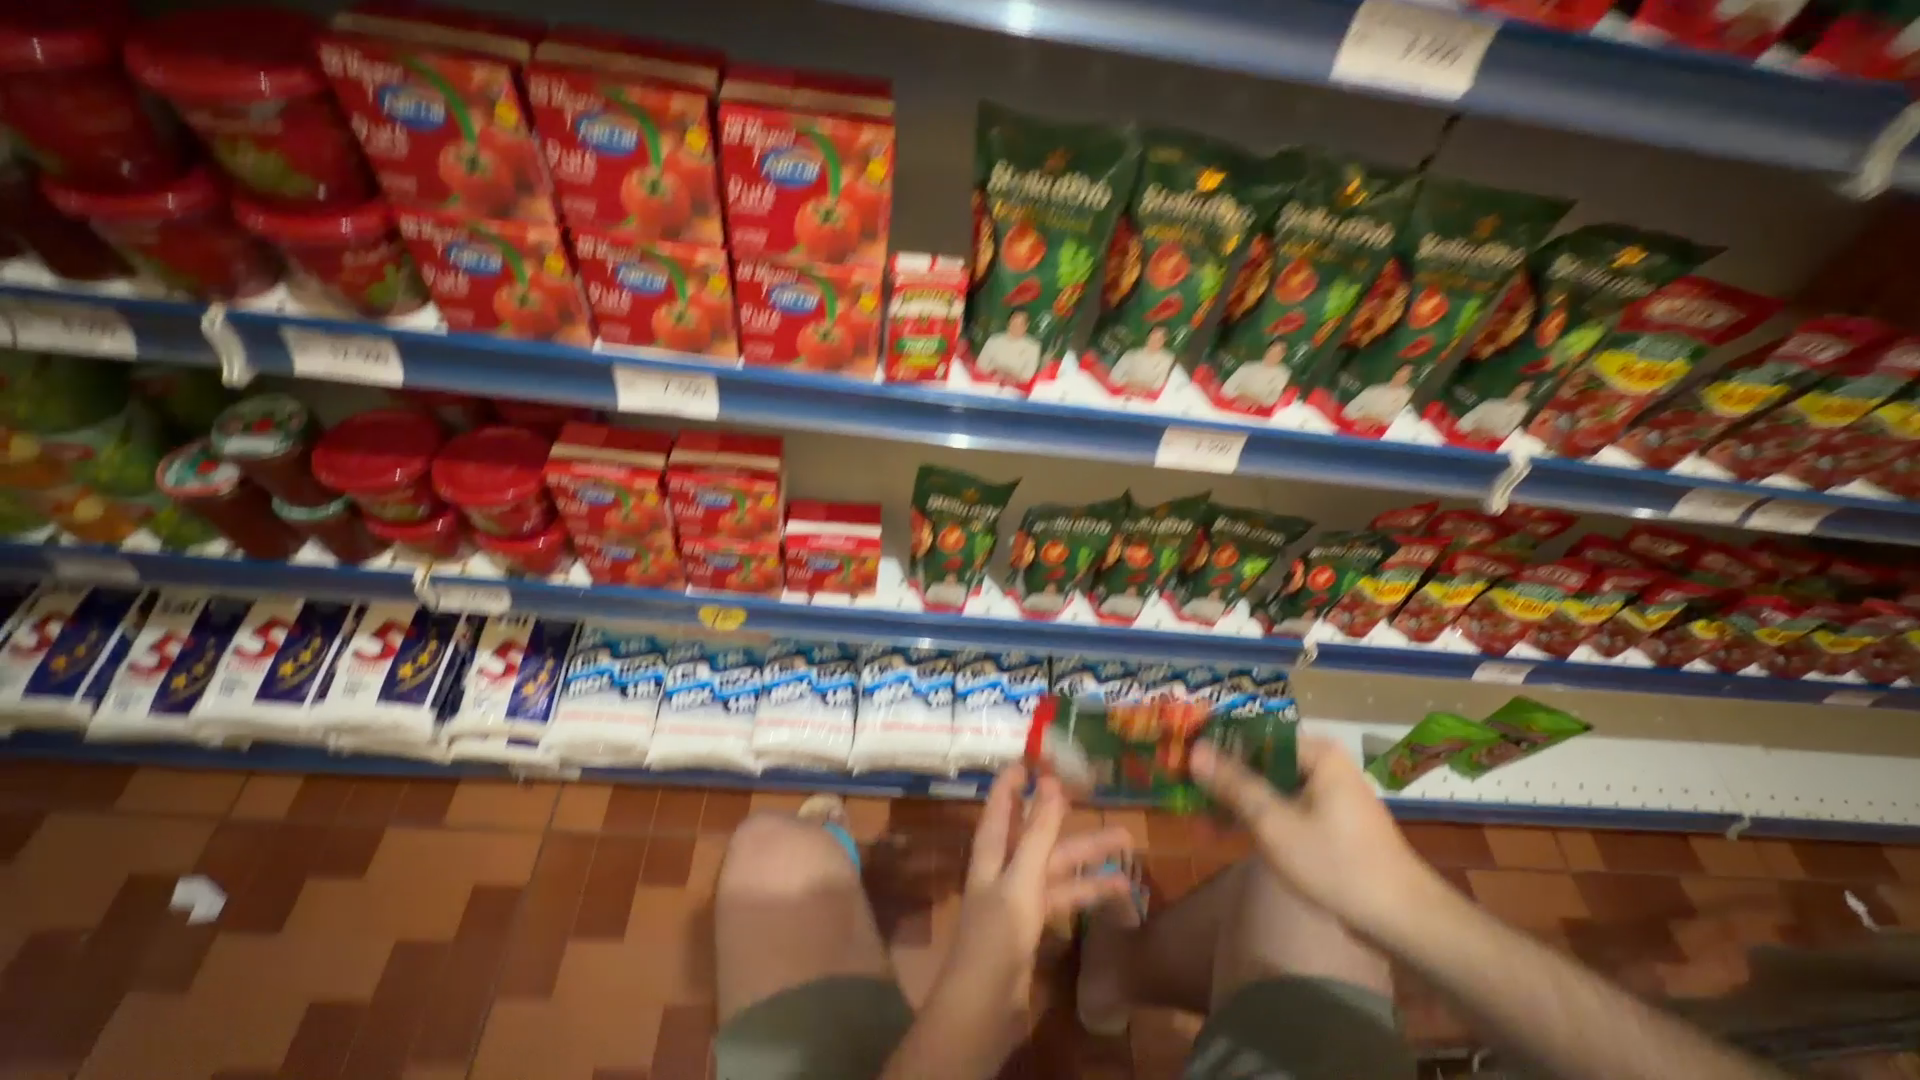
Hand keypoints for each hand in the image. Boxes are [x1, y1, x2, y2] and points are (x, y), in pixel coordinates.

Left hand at [939, 764, 1134, 1003]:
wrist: (984, 1003)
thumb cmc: (996, 933)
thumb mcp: (1020, 878)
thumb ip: (1037, 833)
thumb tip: (1050, 783)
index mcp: (991, 852)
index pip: (999, 805)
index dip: (1013, 782)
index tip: (1034, 758)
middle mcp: (1003, 868)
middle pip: (1037, 835)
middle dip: (1067, 818)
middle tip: (1095, 793)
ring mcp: (1018, 897)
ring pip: (1056, 865)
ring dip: (1087, 854)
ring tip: (1127, 841)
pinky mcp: (1033, 925)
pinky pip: (1063, 897)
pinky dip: (1086, 891)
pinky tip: (1117, 889)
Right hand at [1191, 735, 1436, 931]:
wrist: (1401, 919)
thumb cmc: (1335, 863)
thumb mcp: (1274, 823)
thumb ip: (1234, 785)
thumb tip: (1195, 749)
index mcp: (1318, 754)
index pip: (1255, 736)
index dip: (1217, 748)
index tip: (1183, 763)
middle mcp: (1326, 767)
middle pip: (1262, 764)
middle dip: (1223, 783)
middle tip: (1185, 800)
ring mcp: (1330, 798)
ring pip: (1271, 791)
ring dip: (1236, 806)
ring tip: (1200, 827)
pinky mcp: (1332, 827)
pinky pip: (1285, 811)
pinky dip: (1259, 821)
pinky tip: (1231, 837)